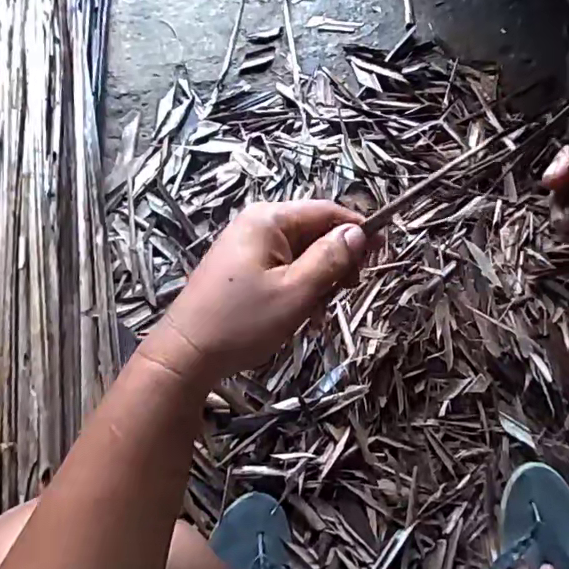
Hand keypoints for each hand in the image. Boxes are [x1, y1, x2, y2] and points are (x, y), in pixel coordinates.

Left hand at [143, 200, 375, 379]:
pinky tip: (302, 316)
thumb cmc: (242, 322)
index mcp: (268, 220)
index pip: (327, 210)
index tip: (383, 251)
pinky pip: (285, 269)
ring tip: (318, 312)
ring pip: (303, 254)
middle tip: (347, 290)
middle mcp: (257, 225)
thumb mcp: (296, 291)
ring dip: (319, 280)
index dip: (358, 228)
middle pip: (315, 231)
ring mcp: (248, 247)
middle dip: (336, 260)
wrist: (185, 357)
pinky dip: (300, 289)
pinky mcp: (243, 270)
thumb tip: (359, 232)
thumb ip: (331, 258)